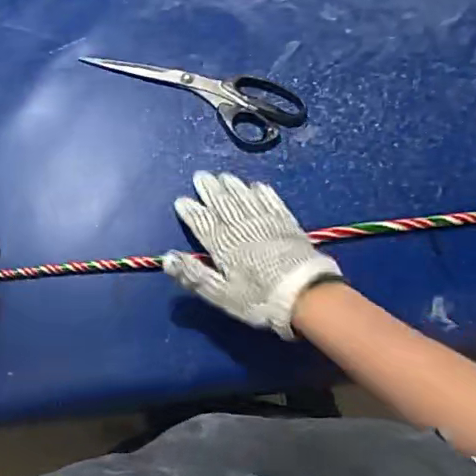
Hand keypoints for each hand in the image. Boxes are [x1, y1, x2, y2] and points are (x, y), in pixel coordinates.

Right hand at [163, 172, 342, 339]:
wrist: (307, 296)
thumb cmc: (258, 299)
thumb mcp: (220, 294)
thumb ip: (193, 275)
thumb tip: (168, 257)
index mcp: (223, 246)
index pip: (202, 223)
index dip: (191, 211)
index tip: (181, 200)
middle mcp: (242, 229)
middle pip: (223, 204)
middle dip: (210, 190)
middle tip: (201, 176)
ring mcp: (267, 224)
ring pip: (246, 199)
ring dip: (233, 186)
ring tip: (223, 176)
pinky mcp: (289, 226)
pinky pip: (272, 203)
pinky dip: (263, 194)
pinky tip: (258, 186)